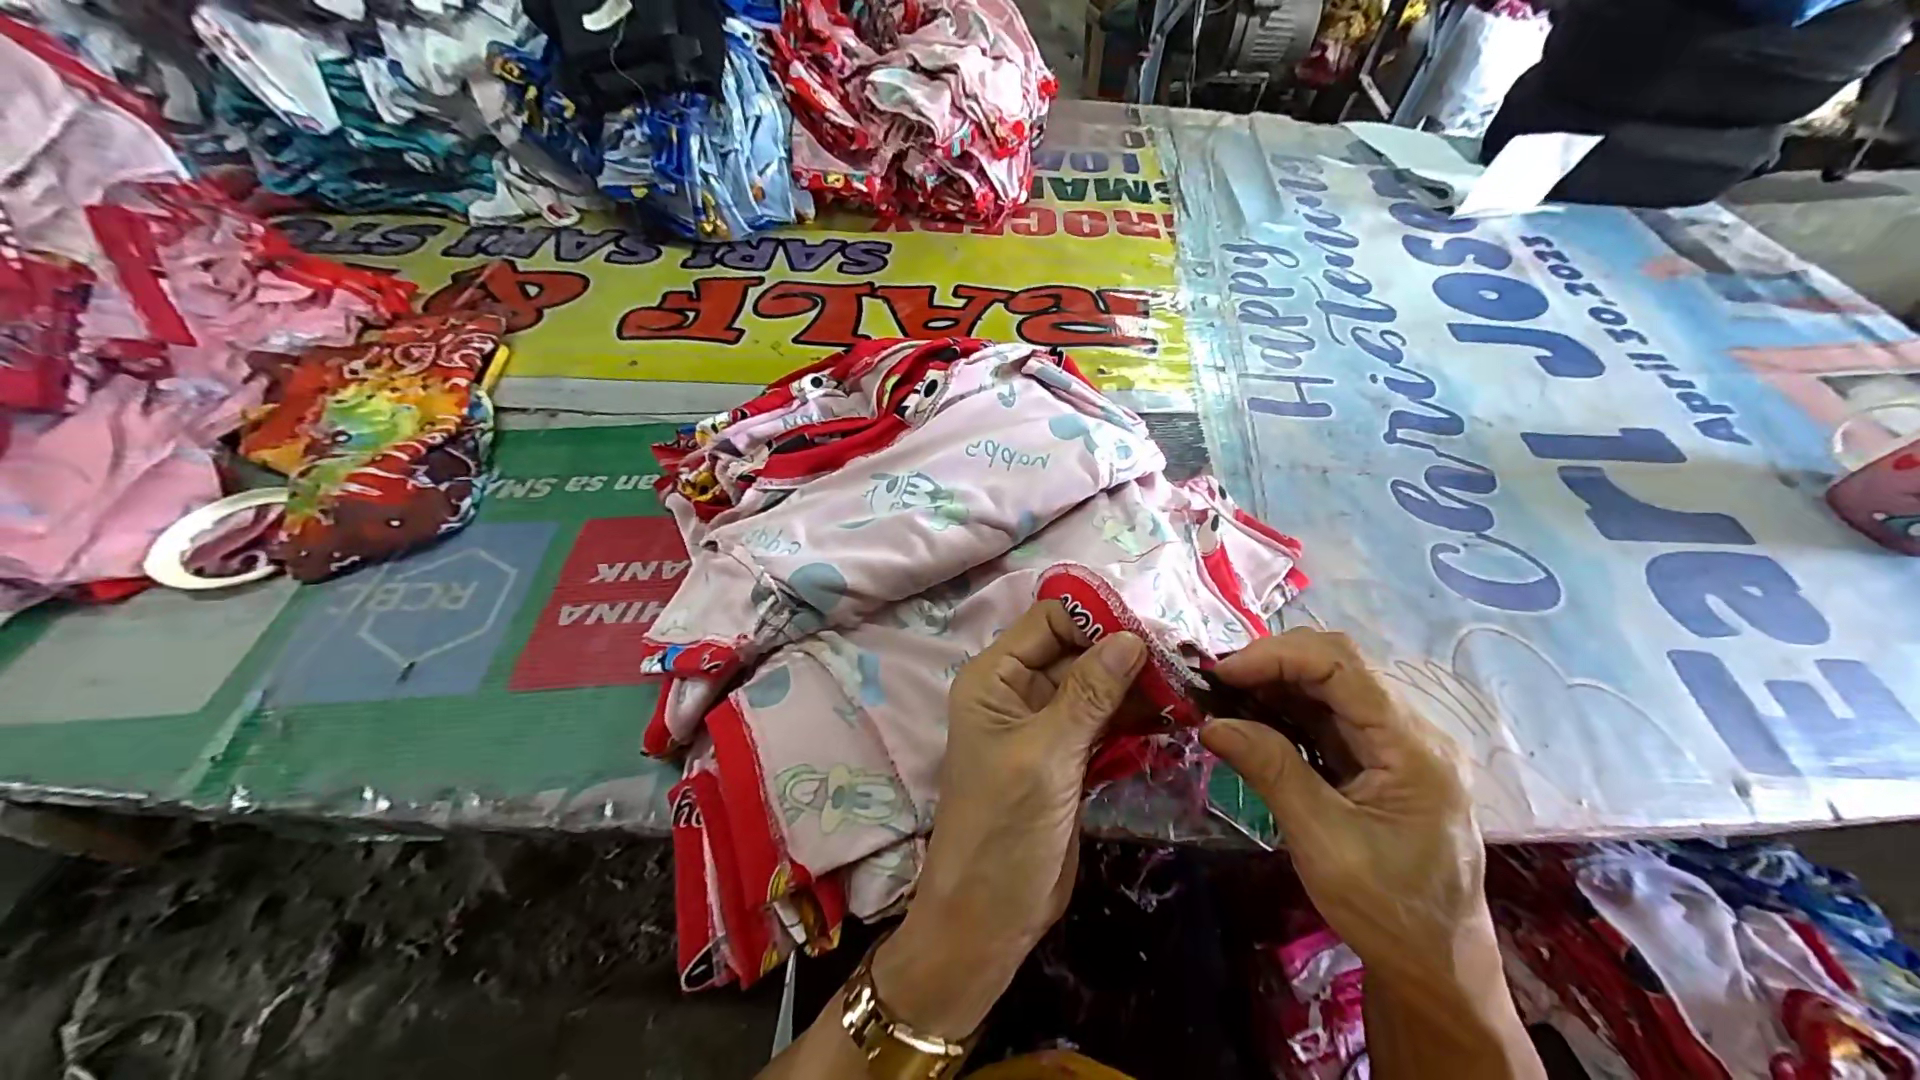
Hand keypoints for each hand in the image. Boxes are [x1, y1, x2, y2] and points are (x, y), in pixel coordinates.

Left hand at [871, 601, 1146, 1038]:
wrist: (990, 916)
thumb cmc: (1003, 829)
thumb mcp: (1045, 755)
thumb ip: (1088, 694)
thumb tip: (1133, 637)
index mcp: (994, 677)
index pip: (1049, 621)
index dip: (1097, 618)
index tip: (1154, 630)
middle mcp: (1018, 691)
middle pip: (1078, 650)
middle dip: (1127, 653)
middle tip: (1186, 661)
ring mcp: (1045, 724)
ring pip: (1097, 686)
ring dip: (1138, 686)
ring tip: (1189, 689)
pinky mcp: (1069, 755)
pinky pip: (1106, 721)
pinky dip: (1136, 718)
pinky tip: (1175, 717)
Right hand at [1198, 629, 1498, 996]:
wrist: (1437, 966)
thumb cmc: (1389, 910)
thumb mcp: (1323, 842)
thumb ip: (1272, 772)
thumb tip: (1211, 723)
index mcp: (1413, 748)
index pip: (1342, 667)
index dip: (1276, 656)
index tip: (1221, 674)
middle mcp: (1412, 731)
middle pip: (1338, 664)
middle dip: (1272, 663)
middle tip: (1217, 683)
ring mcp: (1397, 742)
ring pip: (1329, 683)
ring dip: (1274, 682)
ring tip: (1225, 697)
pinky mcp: (1378, 757)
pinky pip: (1328, 713)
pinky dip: (1284, 707)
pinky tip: (1252, 717)